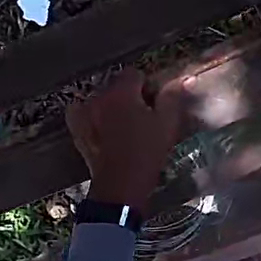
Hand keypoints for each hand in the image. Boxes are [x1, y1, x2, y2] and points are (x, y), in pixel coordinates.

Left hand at [66, 67, 182, 210]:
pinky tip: (102, 128)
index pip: (135, 74)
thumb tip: (184, 78)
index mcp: (122, 92)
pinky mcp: (76, 128)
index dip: (147, 87)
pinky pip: (83, 112)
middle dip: (129, 96)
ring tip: (124, 127)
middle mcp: (99, 96)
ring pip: (102, 99)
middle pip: (117, 86)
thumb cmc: (147, 153)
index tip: (154, 104)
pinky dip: (92, 115)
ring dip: (112, 106)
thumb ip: (172, 97)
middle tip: (143, 118)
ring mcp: (84, 112)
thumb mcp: (166, 124)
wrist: (121, 185)